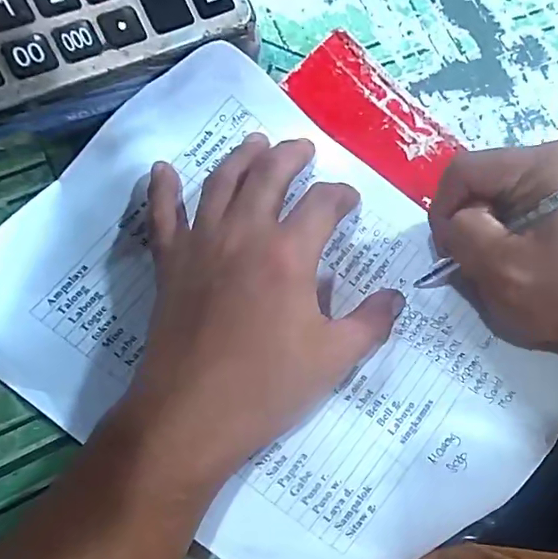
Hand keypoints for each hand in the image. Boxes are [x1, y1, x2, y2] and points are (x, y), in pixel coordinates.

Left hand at [121, 134, 403, 486]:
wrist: (191, 415)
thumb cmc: (268, 388)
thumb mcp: (334, 358)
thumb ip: (370, 323)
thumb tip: (395, 298)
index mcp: (290, 255)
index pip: (321, 205)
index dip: (341, 196)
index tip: (350, 201)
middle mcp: (244, 236)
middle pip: (268, 177)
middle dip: (290, 156)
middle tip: (303, 148)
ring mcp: (201, 246)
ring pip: (219, 184)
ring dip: (240, 158)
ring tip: (255, 143)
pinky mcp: (169, 266)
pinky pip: (163, 216)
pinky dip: (163, 190)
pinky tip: (162, 169)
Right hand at [429, 141, 557, 358]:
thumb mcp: (498, 266)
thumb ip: (461, 232)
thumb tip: (451, 223)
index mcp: (544, 164)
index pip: (464, 171)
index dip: (444, 211)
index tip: (448, 252)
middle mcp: (552, 159)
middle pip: (478, 181)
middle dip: (465, 222)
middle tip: (470, 263)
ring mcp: (557, 178)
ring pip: (490, 197)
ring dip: (481, 232)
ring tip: (493, 266)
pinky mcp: (556, 200)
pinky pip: (508, 208)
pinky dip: (498, 235)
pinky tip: (510, 261)